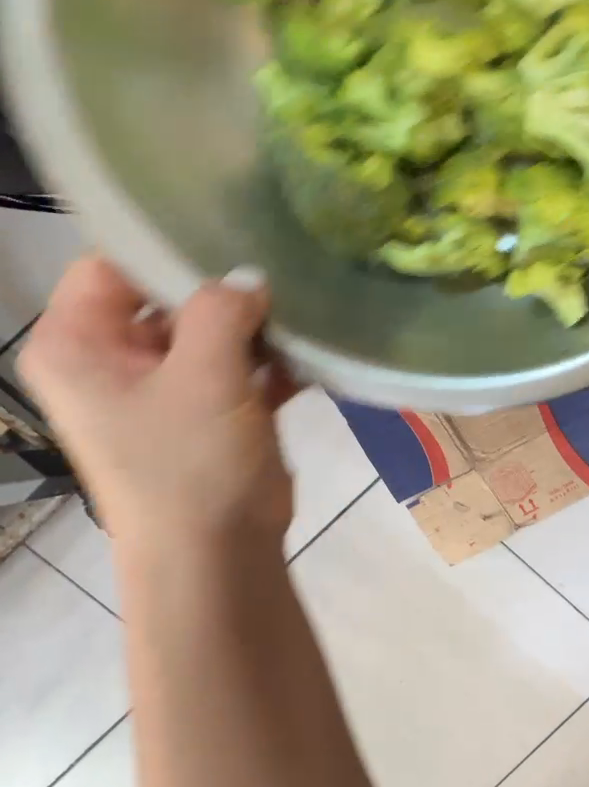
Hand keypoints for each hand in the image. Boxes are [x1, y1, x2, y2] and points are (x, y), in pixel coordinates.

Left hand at [18, 257, 296, 547]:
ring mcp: (163, 391)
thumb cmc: (191, 462)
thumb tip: (250, 275)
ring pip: (211, 337)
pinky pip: (238, 371)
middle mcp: (111, 362)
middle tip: (287, 280)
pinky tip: (312, 360)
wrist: (215, 547)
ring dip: (259, 333)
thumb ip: (222, 315)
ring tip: (309, 320)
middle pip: (167, 301)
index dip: (167, 253)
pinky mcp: (208, 414)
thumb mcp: (205, 378)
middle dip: (227, 295)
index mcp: (78, 346)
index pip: (110, 269)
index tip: (236, 239)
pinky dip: (273, 365)